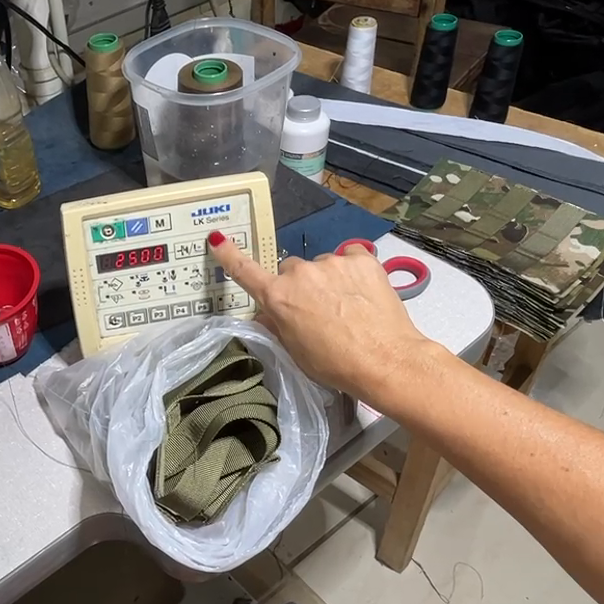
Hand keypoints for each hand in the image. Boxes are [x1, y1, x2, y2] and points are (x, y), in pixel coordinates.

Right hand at [208, 232, 443, 401]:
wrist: (386, 361)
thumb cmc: (335, 364)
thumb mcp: (296, 351)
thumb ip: (277, 326)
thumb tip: (267, 314)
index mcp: (278, 297)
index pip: (246, 272)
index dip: (229, 255)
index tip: (217, 239)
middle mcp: (300, 273)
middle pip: (290, 270)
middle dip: (299, 285)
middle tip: (317, 310)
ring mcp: (332, 263)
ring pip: (321, 265)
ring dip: (328, 280)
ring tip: (348, 306)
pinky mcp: (361, 259)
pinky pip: (349, 257)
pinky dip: (353, 271)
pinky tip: (362, 292)